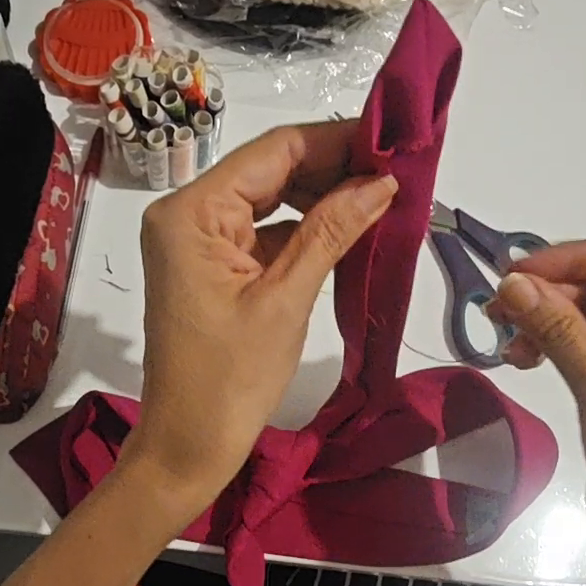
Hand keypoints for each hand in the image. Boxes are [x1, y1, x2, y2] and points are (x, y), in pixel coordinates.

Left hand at [121, 121, 396, 513]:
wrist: (188, 446)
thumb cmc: (230, 381)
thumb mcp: (285, 300)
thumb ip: (331, 231)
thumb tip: (382, 181)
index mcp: (191, 213)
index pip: (273, 151)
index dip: (336, 140)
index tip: (393, 139)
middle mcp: (186, 214)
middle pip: (269, 171)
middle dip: (333, 169)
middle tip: (398, 172)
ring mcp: (196, 241)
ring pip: (269, 201)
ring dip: (322, 200)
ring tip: (383, 197)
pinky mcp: (210, 267)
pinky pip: (262, 233)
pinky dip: (303, 231)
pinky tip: (348, 228)